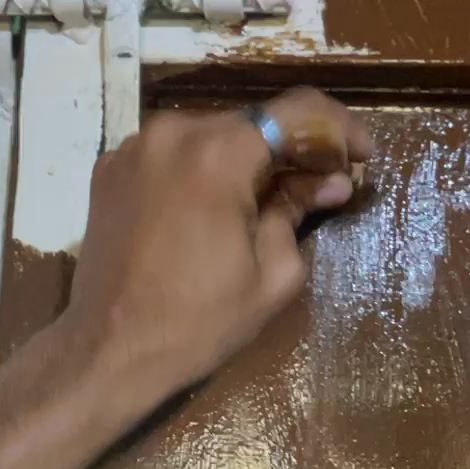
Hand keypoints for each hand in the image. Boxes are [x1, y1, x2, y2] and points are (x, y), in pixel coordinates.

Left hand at [58, 88, 371, 403]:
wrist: (109, 353)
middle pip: (249, 125)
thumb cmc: (195, 327)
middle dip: (289, 152)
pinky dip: (197, 173)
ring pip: (207, 137)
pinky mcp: (108, 171)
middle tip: (316, 188)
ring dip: (242, 163)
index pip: (295, 114)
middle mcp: (171, 133)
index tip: (360, 157)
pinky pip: (170, 157)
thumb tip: (330, 183)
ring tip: (264, 204)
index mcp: (216, 155)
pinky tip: (211, 210)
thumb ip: (300, 216)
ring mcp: (133, 149)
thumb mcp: (269, 279)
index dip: (338, 131)